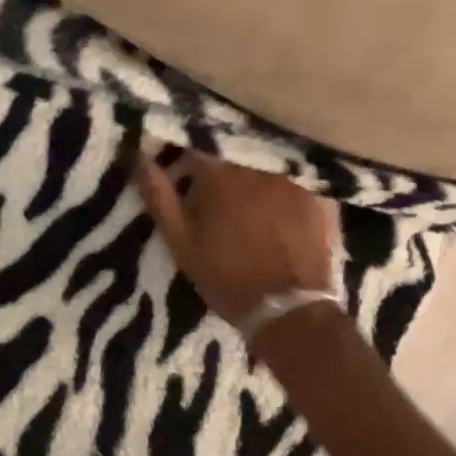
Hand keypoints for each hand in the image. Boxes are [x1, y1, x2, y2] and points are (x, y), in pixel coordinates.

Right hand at [127, 140, 341, 324]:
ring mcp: (290, 176)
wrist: (290, 314)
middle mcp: (255, 163)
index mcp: (218, 171)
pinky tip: (280, 195)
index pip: (196, 140)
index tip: (179, 159)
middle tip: (216, 177)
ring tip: (247, 184)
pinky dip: (285, 179)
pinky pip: (296, 173)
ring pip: (264, 158)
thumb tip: (138, 155)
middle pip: (233, 146)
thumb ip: (159, 196)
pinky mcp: (318, 193)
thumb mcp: (181, 241)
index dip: (186, 149)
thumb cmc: (227, 277)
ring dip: (252, 165)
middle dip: (221, 154)